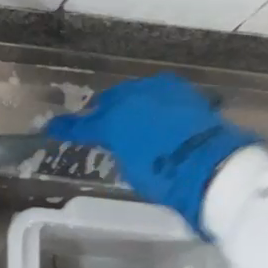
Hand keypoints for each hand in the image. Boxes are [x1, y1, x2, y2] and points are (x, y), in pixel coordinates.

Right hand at [44, 73, 262, 234]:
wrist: (215, 167)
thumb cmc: (168, 177)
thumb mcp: (134, 170)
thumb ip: (122, 151)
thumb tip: (124, 145)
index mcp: (113, 120)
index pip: (83, 124)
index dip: (67, 128)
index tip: (51, 128)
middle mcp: (131, 98)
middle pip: (111, 101)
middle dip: (106, 111)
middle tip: (104, 123)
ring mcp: (160, 91)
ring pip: (138, 93)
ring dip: (134, 104)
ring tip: (136, 118)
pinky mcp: (186, 92)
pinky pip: (164, 95)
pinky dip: (160, 104)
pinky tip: (164, 114)